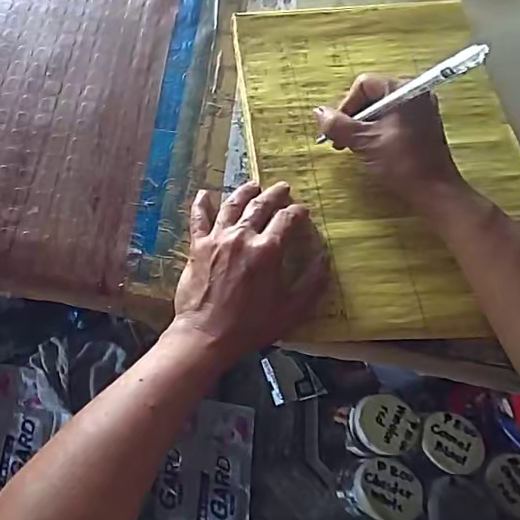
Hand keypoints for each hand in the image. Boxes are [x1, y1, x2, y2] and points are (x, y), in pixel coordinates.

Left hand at [171, 181, 328, 358]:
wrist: (207, 333)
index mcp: (268, 250)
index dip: (298, 212)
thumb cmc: (251, 325)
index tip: (303, 211)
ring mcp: (216, 240)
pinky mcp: (196, 247)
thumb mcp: (292, 307)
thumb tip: (323, 257)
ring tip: (252, 185)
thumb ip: (312, 280)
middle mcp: (242, 238)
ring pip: (231, 206)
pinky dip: (201, 204)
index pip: (287, 220)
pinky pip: (198, 219)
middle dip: (274, 195)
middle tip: (282, 188)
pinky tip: (205, 193)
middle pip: (260, 207)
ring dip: (244, 193)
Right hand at [314, 73, 469, 210]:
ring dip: (360, 125)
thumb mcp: (362, 141)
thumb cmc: (400, 161)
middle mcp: (414, 94)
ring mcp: (419, 109)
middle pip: (370, 95)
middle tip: (342, 140)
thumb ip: (337, 124)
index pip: (363, 84)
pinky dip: (374, 130)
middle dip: (351, 116)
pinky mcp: (420, 124)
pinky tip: (369, 148)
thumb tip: (318, 111)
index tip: (340, 129)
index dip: (346, 105)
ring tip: (353, 146)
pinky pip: (389, 118)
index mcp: (403, 91)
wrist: (432, 188)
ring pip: (378, 108)